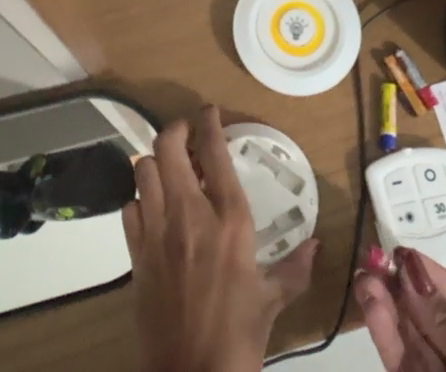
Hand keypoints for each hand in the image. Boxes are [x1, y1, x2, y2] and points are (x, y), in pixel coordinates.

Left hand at [123, 105, 318, 371]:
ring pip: (142, 171)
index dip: (209, 123)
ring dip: (154, 161)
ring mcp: (156, 232)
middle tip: (185, 132)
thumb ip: (296, 268)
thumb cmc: (239, 335)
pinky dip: (139, 199)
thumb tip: (316, 246)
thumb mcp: (273, 300)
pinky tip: (152, 208)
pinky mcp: (135, 253)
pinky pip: (130, 208)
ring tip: (168, 167)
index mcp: (229, 219)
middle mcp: (188, 214)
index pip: (214, 153)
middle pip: (168, 149)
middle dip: (175, 130)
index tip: (209, 111)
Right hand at [355, 247, 445, 370]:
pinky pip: (401, 362)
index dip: (433, 277)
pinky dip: (384, 334)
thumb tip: (414, 271)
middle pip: (432, 319)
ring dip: (386, 306)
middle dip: (402, 287)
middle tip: (372, 258)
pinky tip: (371, 306)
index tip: (401, 253)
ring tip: (364, 276)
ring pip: (411, 339)